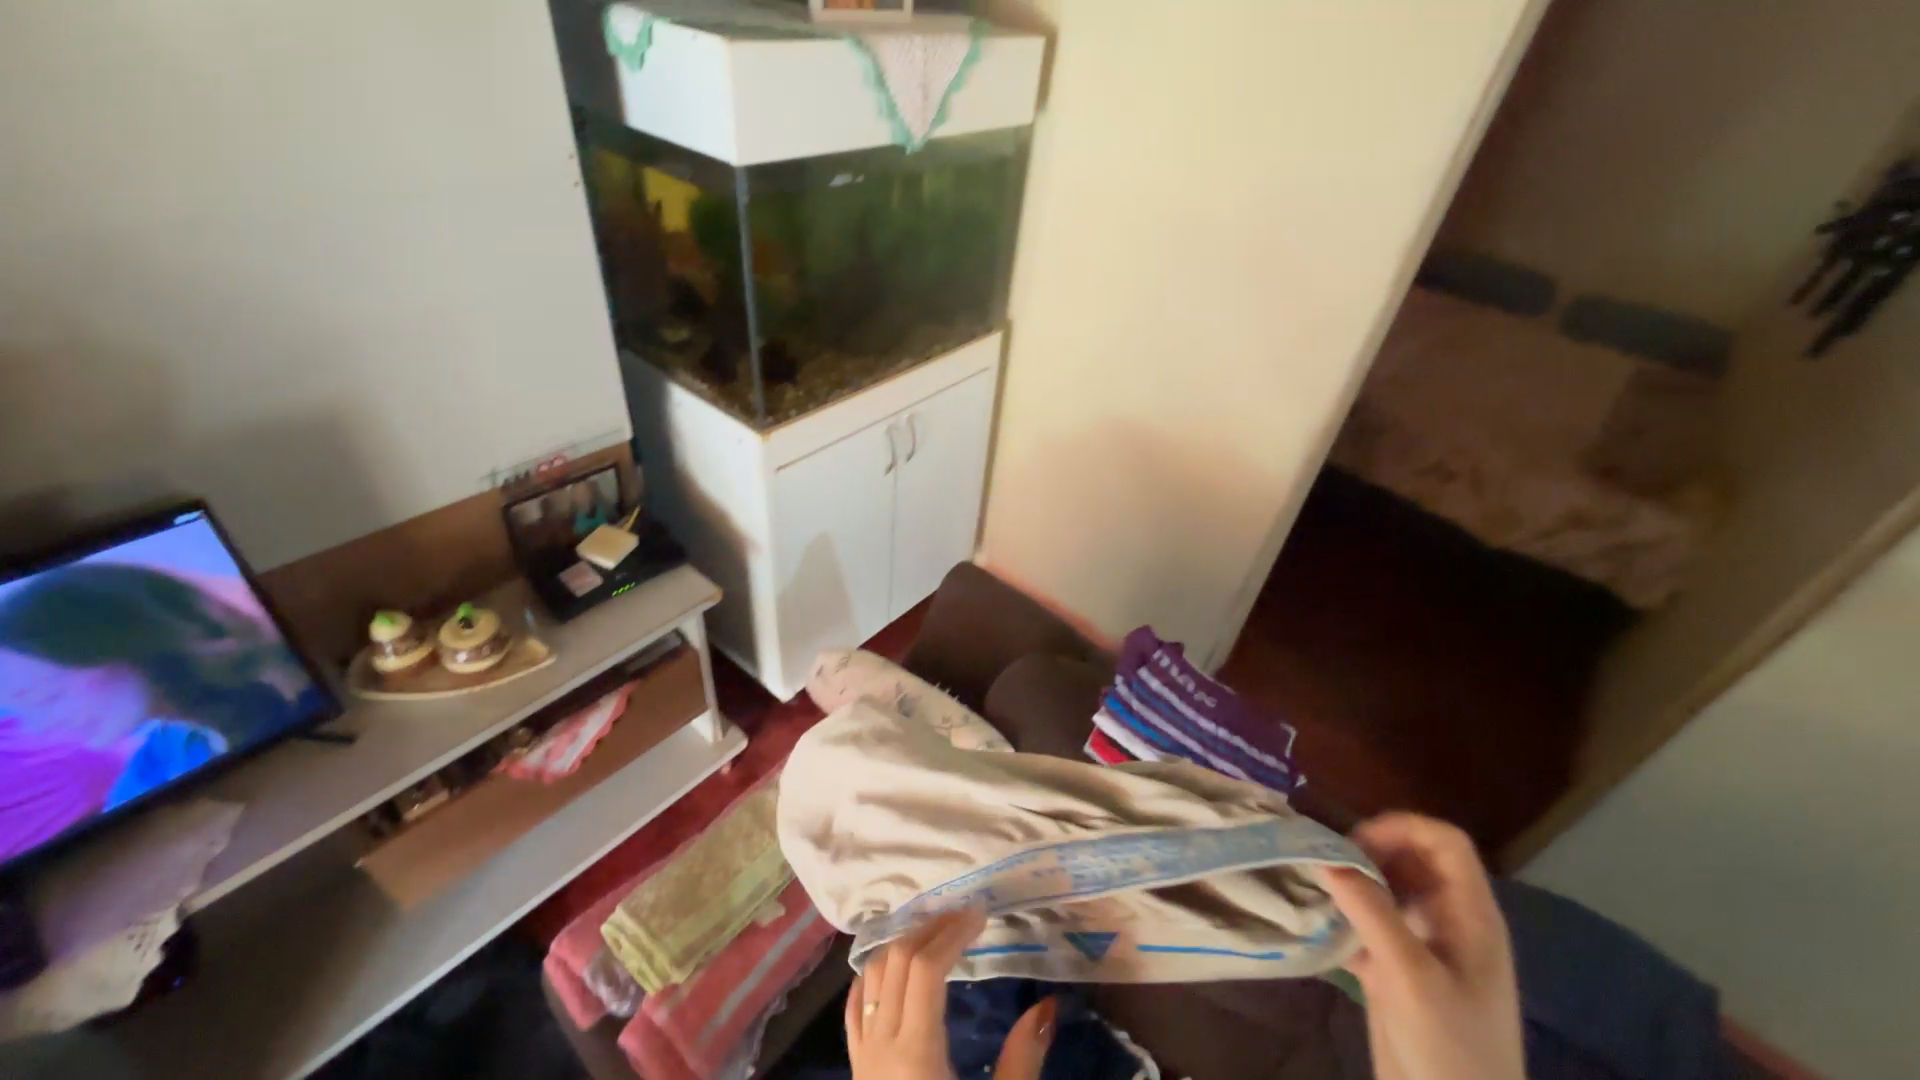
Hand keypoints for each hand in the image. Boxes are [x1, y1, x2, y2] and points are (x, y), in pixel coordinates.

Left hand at [846, 910, 1055, 1079]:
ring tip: (934, 935)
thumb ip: (1023, 1060)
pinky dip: (873, 979)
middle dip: (931, 930)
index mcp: (917, 1053)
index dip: (953, 933)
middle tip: (965, 917)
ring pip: (871, 979)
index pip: (927, 968)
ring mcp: (862, 1060)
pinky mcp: (855, 1073)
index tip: (980, 914)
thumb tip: (1049, 1006)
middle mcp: (881, 1046)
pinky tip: (888, 973)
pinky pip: (855, 1011)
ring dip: (901, 947)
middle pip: (897, 962)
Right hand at [1320, 813, 1524, 1079]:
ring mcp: (1423, 949)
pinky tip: (1314, 922)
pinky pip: (1369, 926)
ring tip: (1314, 886)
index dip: (1402, 829)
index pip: (1445, 843)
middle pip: (1413, 860)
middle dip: (1370, 851)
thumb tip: (1328, 858)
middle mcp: (1449, 923)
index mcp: (1471, 916)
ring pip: (1388, 891)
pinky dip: (1343, 917)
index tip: (1353, 842)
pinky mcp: (1397, 974)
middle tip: (1326, 863)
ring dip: (1352, 883)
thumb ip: (1372, 912)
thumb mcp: (1411, 977)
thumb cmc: (1449, 1047)